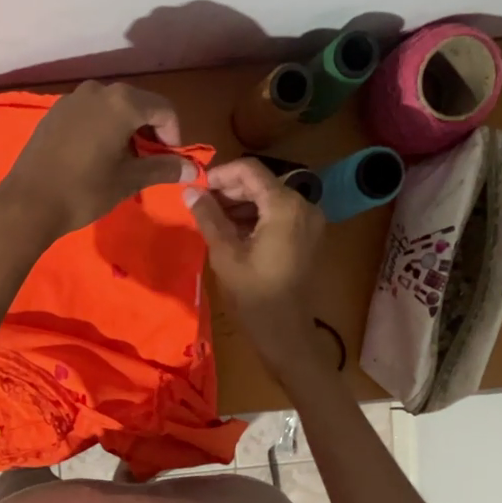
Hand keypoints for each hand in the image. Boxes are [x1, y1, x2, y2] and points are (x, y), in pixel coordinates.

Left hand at [0, 81, 197, 240]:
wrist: (28, 202)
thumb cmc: (84, 191)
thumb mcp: (128, 181)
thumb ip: (163, 169)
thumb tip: (193, 169)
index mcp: (122, 102)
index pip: (164, 109)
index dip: (174, 135)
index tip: (169, 162)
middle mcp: (99, 90)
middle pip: (138, 104)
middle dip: (149, 131)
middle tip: (148, 163)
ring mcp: (73, 98)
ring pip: (112, 108)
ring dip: (125, 130)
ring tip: (122, 162)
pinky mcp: (55, 112)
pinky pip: (90, 114)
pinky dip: (102, 129)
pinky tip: (95, 157)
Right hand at [186, 158, 326, 371]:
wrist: (286, 332)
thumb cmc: (254, 295)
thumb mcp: (225, 254)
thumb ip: (209, 217)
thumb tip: (190, 191)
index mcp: (285, 205)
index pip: (250, 170)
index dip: (221, 174)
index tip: (197, 187)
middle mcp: (304, 205)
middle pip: (262, 182)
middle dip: (231, 190)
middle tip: (202, 205)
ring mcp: (310, 221)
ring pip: (271, 199)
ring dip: (242, 204)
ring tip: (214, 219)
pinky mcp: (308, 237)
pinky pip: (280, 215)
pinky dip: (257, 217)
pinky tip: (234, 232)